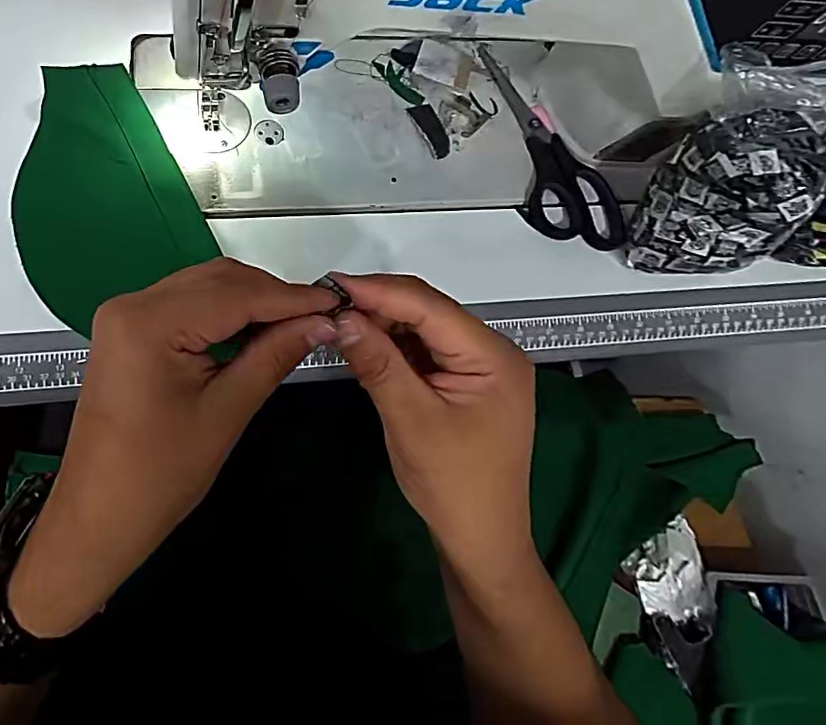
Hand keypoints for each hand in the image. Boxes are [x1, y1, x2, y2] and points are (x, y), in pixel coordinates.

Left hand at [8, 259, 337, 636]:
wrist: (98, 516)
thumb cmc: (156, 477)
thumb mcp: (226, 412)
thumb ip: (274, 355)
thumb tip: (320, 324)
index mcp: (148, 323)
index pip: (235, 294)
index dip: (290, 298)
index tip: (332, 304)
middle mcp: (132, 305)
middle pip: (218, 280)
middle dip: (272, 295)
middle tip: (317, 317)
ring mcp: (126, 313)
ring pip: (204, 284)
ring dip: (250, 299)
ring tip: (294, 323)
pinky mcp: (129, 326)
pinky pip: (187, 301)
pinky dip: (225, 309)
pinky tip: (254, 327)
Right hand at [330, 273, 536, 569]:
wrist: (480, 542)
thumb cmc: (454, 486)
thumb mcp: (409, 420)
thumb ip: (377, 363)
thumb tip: (343, 318)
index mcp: (493, 357)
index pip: (429, 307)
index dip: (380, 291)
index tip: (335, 284)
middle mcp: (492, 351)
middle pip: (428, 311)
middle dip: (379, 304)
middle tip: (331, 302)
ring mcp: (479, 365)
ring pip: (423, 326)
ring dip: (383, 322)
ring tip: (342, 320)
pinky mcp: (464, 379)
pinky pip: (424, 348)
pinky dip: (393, 344)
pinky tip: (366, 343)